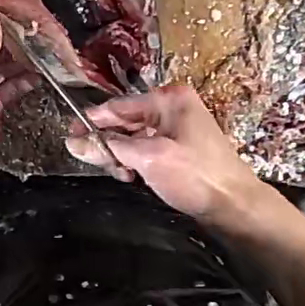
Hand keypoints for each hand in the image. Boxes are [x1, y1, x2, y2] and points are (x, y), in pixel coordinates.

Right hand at [65, 85, 265, 220]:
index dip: (91, 121)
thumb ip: (109, 147)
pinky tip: (133, 176)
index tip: (69, 136)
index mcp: (169, 99)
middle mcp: (172, 108)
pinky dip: (134, 162)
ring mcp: (177, 129)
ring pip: (133, 137)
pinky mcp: (179, 150)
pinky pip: (145, 150)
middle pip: (124, 121)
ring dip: (121, 156)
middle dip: (108, 143)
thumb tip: (74, 142)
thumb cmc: (196, 176)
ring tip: (121, 174)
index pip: (118, 105)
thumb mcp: (148, 158)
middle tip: (98, 164)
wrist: (235, 205)